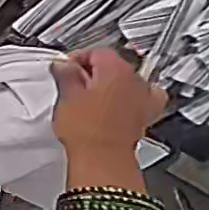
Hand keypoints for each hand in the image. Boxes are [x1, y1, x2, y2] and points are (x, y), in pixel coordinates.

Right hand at [50, 47, 165, 192]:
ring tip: (92, 97)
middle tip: (73, 84)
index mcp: (115, 68)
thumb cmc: (87, 130)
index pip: (96, 51)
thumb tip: (63, 65)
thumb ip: (66, 75)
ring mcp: (143, 97)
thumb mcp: (66, 96)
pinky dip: (134, 97)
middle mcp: (134, 79)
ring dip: (110, 84)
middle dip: (92, 71)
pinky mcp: (144, 115)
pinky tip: (123, 101)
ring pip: (126, 80)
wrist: (102, 158)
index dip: (77, 58)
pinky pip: (145, 97)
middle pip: (112, 64)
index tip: (65, 68)